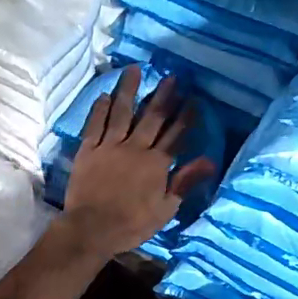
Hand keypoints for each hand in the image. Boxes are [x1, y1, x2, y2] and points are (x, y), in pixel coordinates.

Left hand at [61, 66, 216, 256]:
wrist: (91, 228)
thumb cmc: (131, 224)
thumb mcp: (165, 208)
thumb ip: (184, 181)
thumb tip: (210, 160)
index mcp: (156, 164)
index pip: (176, 135)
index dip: (185, 116)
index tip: (193, 98)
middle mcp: (135, 148)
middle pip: (151, 117)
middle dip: (163, 96)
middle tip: (171, 77)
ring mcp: (109, 146)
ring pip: (122, 112)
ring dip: (129, 90)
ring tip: (134, 70)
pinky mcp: (87, 150)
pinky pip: (95, 125)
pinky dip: (100, 109)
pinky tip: (105, 95)